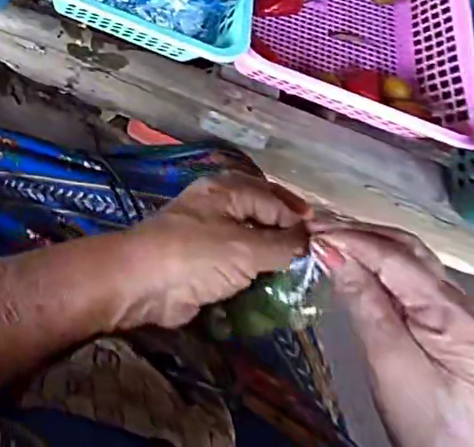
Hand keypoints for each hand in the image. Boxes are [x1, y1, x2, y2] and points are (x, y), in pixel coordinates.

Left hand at [115, 172, 310, 328]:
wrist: (145, 281)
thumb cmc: (194, 255)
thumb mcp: (245, 248)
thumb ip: (282, 244)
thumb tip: (310, 239)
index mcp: (222, 190)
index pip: (270, 196)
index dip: (297, 215)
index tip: (328, 238)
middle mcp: (216, 205)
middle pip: (260, 212)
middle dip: (288, 230)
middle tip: (318, 253)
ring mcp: (209, 233)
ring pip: (251, 237)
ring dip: (274, 252)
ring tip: (304, 270)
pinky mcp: (205, 260)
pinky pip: (240, 260)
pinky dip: (259, 269)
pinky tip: (278, 283)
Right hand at [316, 225, 473, 446]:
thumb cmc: (429, 426)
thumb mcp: (389, 362)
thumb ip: (362, 300)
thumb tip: (327, 248)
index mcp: (464, 322)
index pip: (399, 259)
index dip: (351, 238)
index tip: (308, 229)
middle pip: (411, 252)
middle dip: (359, 234)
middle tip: (312, 228)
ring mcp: (471, 321)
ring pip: (413, 263)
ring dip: (369, 245)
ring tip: (327, 240)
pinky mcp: (459, 330)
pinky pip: (416, 282)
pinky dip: (381, 266)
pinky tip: (355, 264)